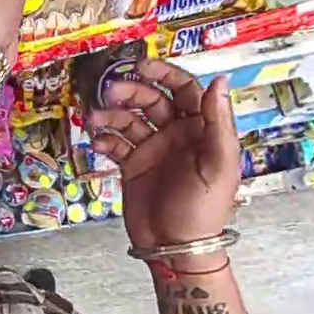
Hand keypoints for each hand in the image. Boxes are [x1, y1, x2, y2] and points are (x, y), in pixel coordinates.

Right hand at [90, 59, 239, 250]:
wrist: (176, 247)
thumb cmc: (202, 210)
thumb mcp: (218, 165)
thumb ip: (218, 123)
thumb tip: (218, 81)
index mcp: (201, 130)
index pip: (184, 90)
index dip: (164, 74)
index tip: (141, 66)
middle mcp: (176, 134)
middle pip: (151, 101)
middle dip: (131, 93)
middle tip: (110, 92)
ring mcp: (153, 150)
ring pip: (129, 121)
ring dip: (112, 115)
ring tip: (95, 119)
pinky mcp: (133, 166)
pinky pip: (116, 144)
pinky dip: (105, 140)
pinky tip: (98, 143)